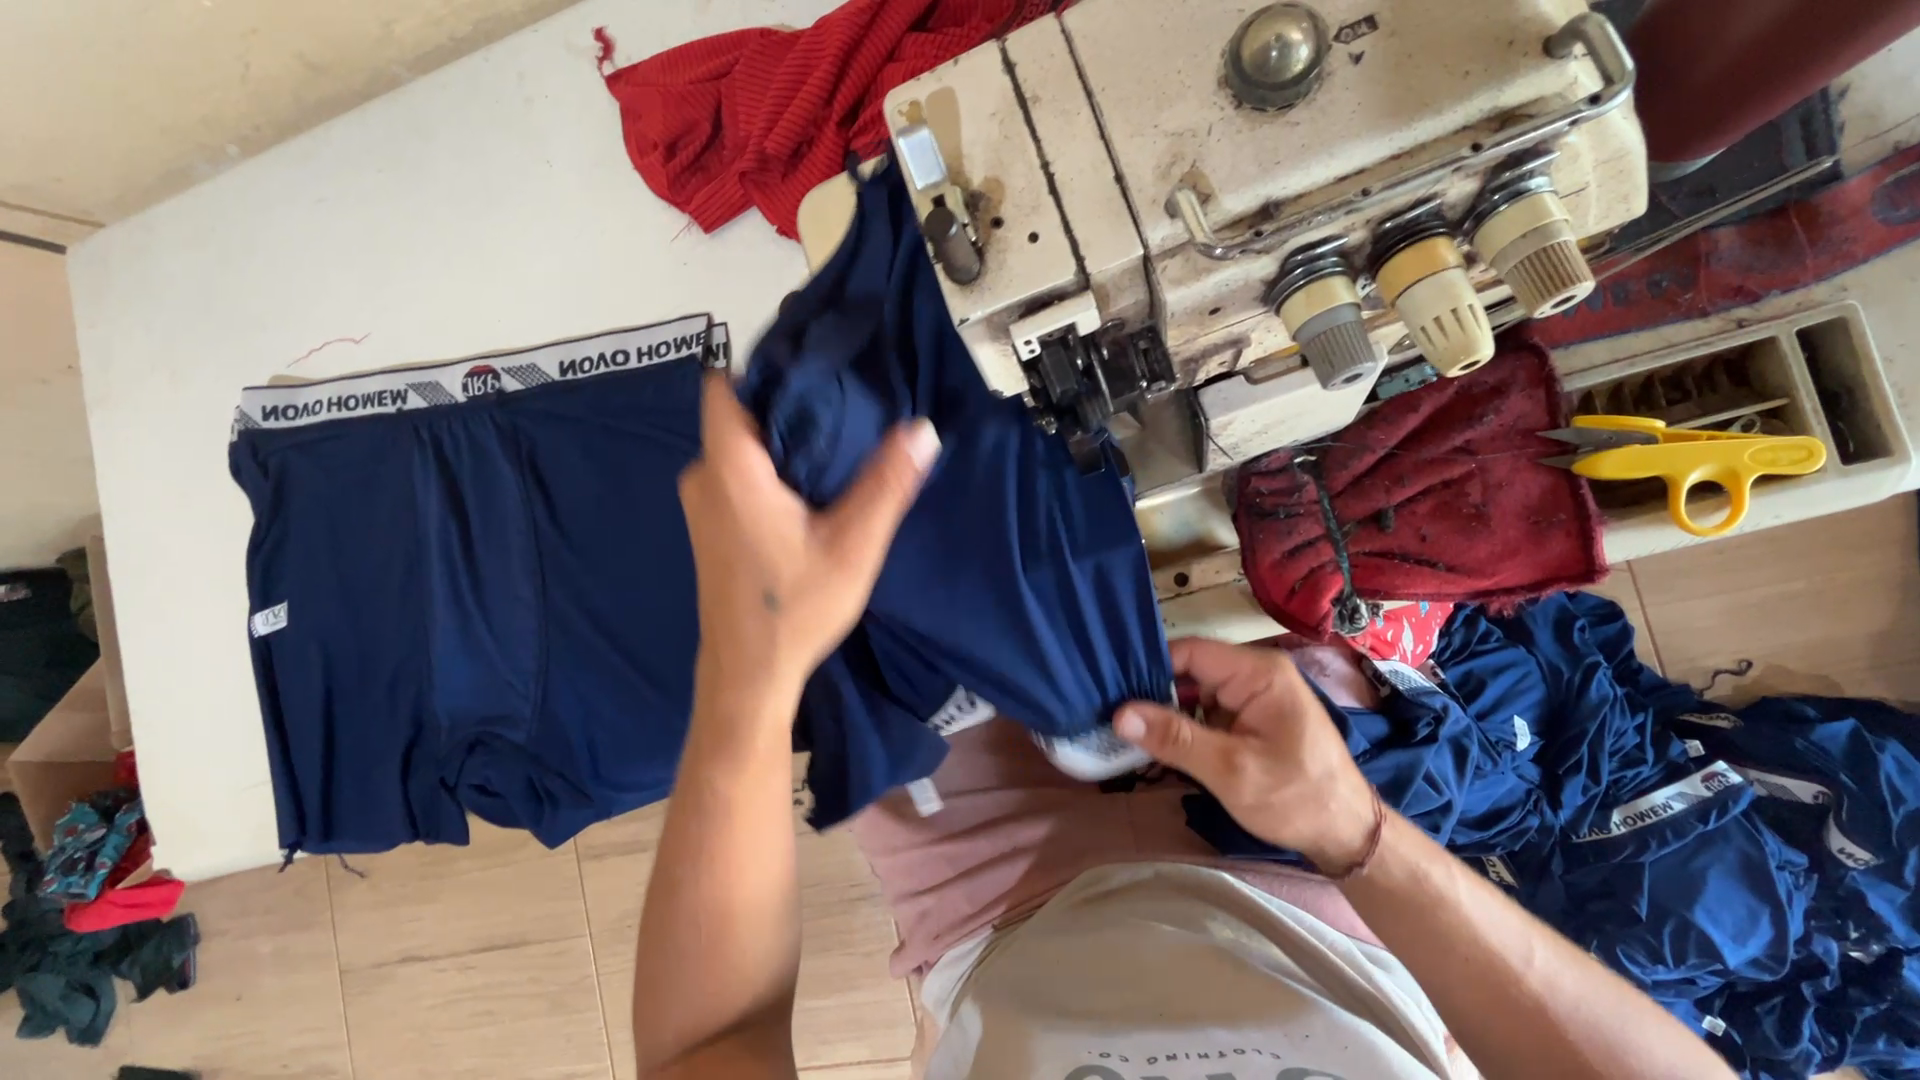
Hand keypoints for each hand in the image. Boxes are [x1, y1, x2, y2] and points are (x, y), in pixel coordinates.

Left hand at [679, 374, 939, 699]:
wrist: (747, 675)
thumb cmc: (795, 610)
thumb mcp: (853, 547)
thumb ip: (887, 485)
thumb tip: (923, 429)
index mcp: (730, 469)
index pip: (724, 385)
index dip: (766, 369)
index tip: (818, 369)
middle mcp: (704, 476)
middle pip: (739, 413)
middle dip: (788, 405)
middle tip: (846, 405)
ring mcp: (702, 502)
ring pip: (740, 446)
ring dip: (781, 440)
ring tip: (836, 441)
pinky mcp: (710, 525)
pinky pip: (737, 473)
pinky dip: (770, 468)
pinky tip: (811, 485)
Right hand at [1115, 638, 1378, 872]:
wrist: (1348, 837)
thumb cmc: (1296, 799)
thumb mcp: (1231, 770)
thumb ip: (1175, 739)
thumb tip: (1119, 715)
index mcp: (1258, 672)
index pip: (1188, 652)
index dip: (1147, 667)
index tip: (1108, 689)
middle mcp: (1255, 675)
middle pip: (1188, 672)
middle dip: (1150, 693)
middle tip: (1106, 714)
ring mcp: (1253, 698)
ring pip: (1192, 695)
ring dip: (1163, 714)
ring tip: (1119, 730)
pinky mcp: (1250, 720)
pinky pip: (1205, 714)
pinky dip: (1180, 729)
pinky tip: (1151, 744)